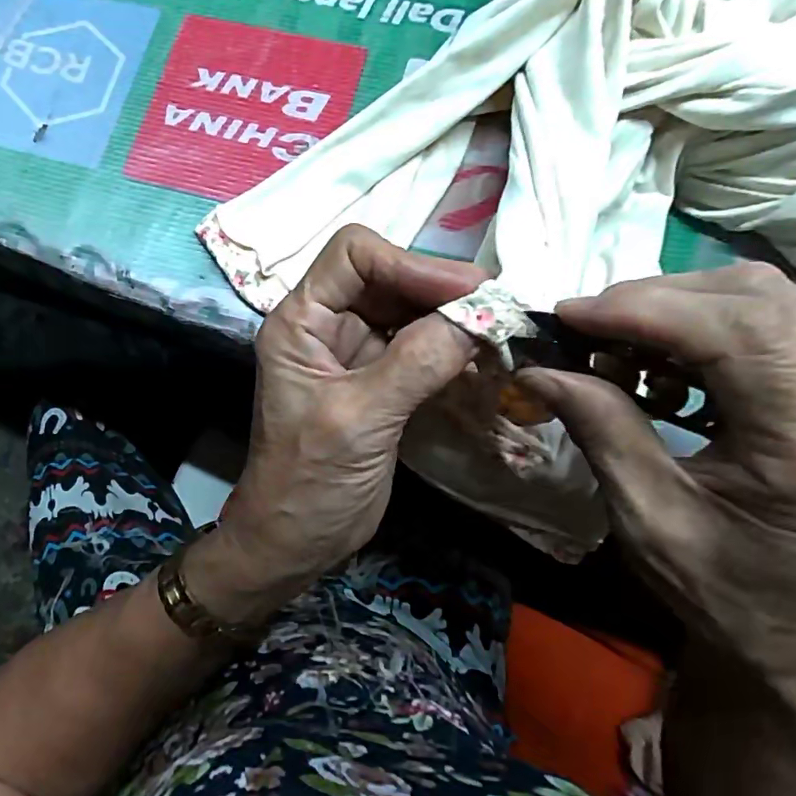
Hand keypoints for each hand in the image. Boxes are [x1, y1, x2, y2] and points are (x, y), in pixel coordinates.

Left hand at [186, 226, 483, 621]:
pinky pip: (420, 347)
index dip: (409, 263)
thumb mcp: (358, 420)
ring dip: (453, 318)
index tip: (466, 293)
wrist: (294, 540)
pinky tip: (486, 360)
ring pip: (408, 310)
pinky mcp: (378, 381)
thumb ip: (415, 363)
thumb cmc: (309, 482)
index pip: (354, 255)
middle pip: (388, 277)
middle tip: (500, 312)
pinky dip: (452, 348)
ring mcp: (353, 352)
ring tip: (501, 334)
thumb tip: (478, 316)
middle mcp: (324, 326)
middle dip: (441, 289)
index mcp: (299, 322)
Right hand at [517, 263, 795, 679]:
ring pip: (768, 302)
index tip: (569, 315)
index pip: (745, 334)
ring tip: (616, 344)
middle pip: (762, 300)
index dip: (647, 308)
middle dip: (655, 299)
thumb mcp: (644, 516)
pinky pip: (773, 329)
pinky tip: (661, 364)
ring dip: (675, 308)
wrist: (788, 634)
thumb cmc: (714, 590)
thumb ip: (601, 428)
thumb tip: (536, 368)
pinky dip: (700, 328)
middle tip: (584, 328)